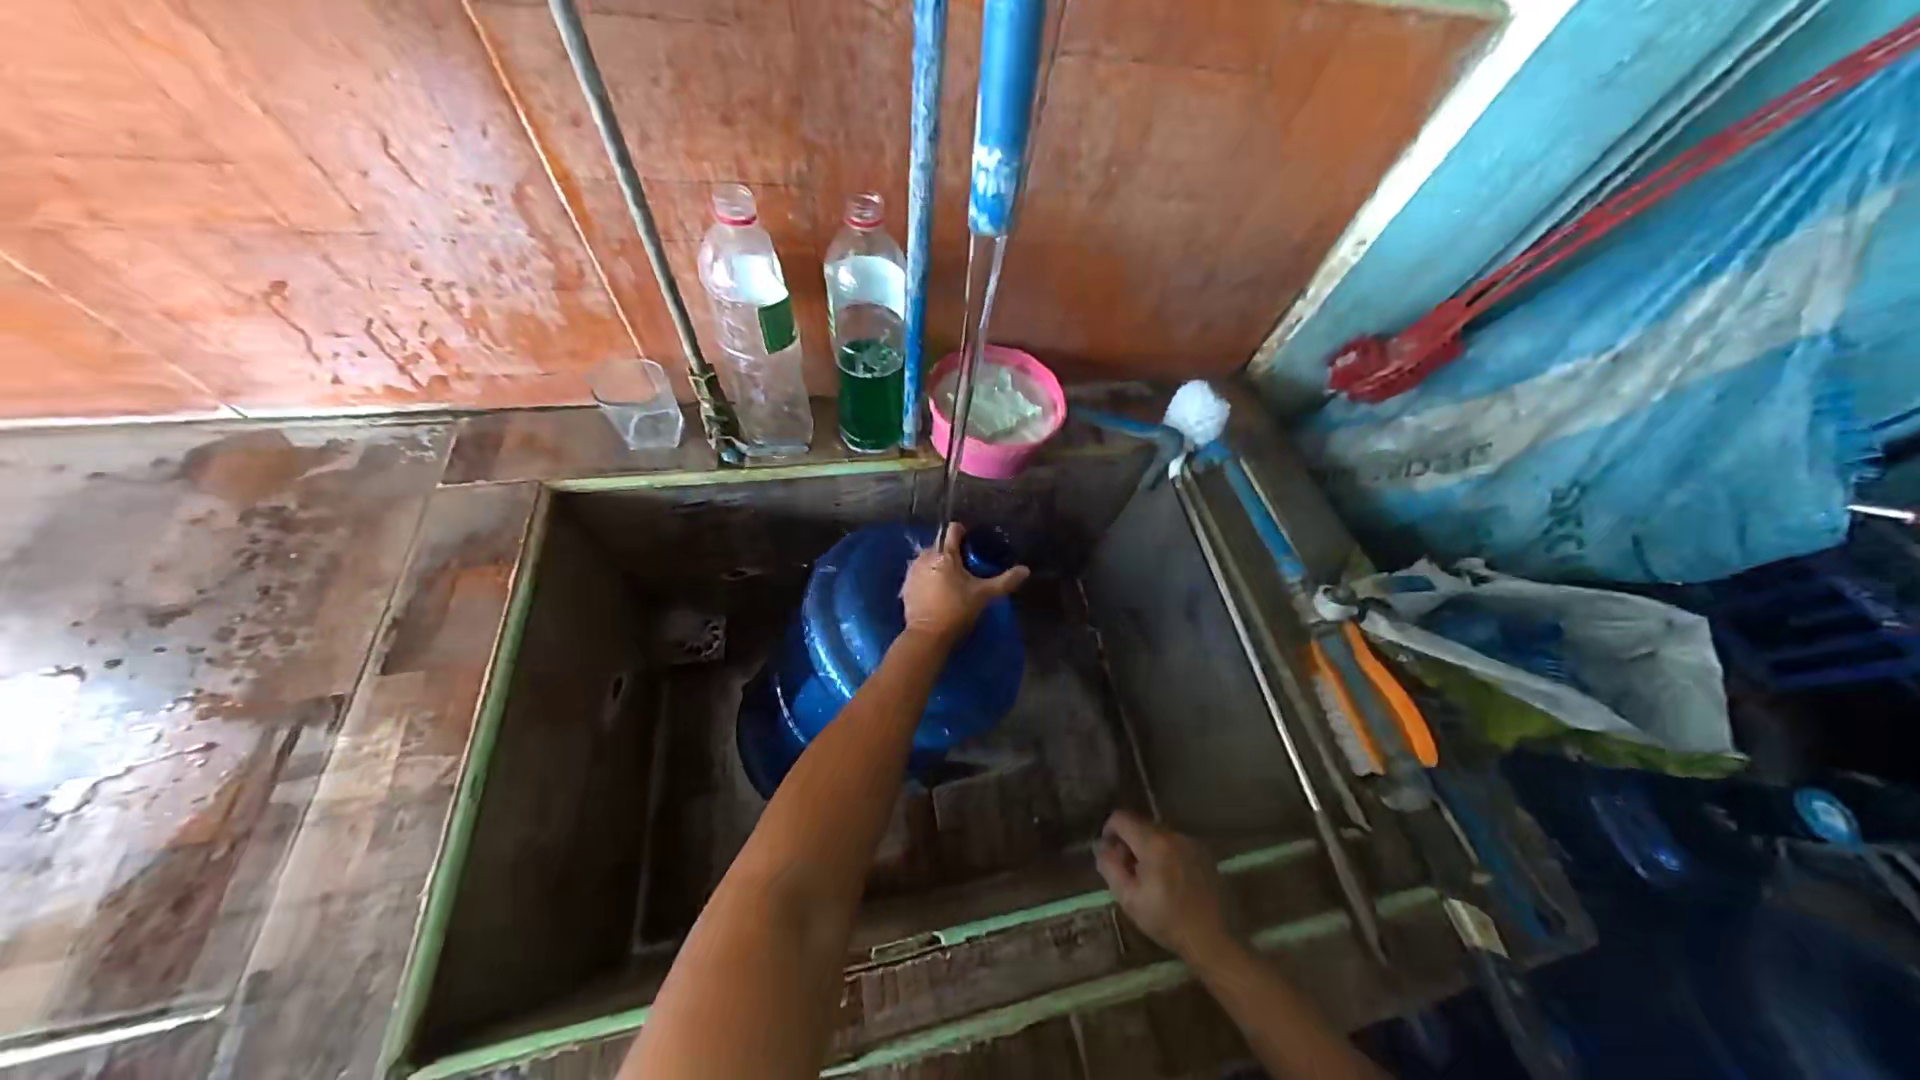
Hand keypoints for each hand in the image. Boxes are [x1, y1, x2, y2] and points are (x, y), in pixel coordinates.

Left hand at [901, 523, 1028, 645]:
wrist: (928, 635)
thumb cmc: (957, 610)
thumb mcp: (984, 595)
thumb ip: (1005, 581)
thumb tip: (1025, 570)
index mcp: (946, 554)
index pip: (953, 530)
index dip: (963, 533)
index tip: (970, 543)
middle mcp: (926, 556)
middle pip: (940, 544)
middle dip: (950, 551)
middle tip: (963, 567)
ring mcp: (913, 570)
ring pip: (928, 558)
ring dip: (937, 564)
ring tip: (949, 579)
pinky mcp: (905, 584)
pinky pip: (918, 572)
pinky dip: (926, 577)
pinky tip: (935, 591)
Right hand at [1095, 810, 1234, 961]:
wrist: (1214, 940)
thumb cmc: (1167, 921)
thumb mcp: (1129, 898)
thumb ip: (1110, 866)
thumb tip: (1102, 846)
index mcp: (1154, 844)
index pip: (1122, 818)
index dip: (1109, 831)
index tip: (1110, 854)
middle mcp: (1174, 835)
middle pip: (1141, 825)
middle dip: (1129, 843)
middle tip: (1129, 872)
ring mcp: (1192, 843)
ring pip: (1159, 835)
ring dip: (1148, 849)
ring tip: (1150, 879)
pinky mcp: (1205, 853)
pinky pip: (1176, 844)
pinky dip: (1166, 854)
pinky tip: (1171, 881)